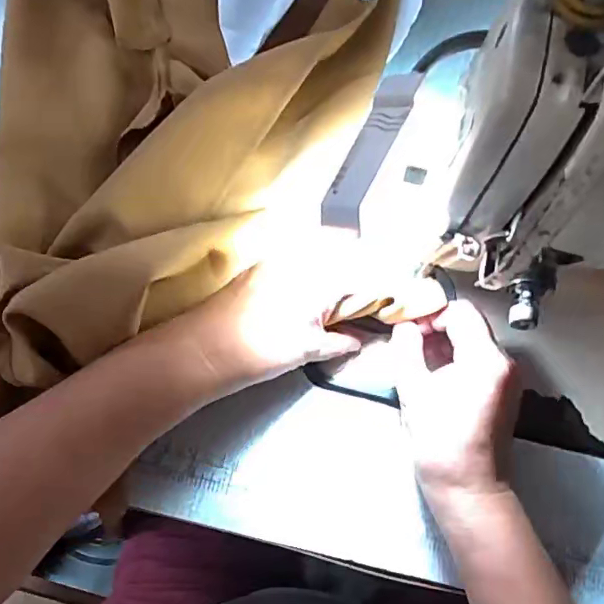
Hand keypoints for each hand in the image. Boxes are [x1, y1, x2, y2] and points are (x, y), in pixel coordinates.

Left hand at [150, 259, 370, 397]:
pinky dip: (315, 272)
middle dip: (366, 274)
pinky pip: (300, 259)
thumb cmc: (256, 350)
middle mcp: (302, 256)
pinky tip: (315, 296)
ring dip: (340, 270)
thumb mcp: (307, 350)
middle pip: (349, 253)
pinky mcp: (261, 267)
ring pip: (324, 253)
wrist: (202, 348)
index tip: (401, 301)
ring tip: (346, 301)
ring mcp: (279, 258)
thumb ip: (339, 341)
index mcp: (322, 274)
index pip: (369, 272)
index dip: (387, 287)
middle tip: (375, 301)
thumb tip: (357, 340)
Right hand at [391, 299, 519, 499]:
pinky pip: (476, 364)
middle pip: (468, 326)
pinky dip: (453, 363)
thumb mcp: (413, 392)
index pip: (460, 312)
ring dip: (442, 347)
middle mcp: (504, 363)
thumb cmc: (440, 444)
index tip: (406, 327)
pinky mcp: (502, 393)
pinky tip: (432, 380)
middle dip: (434, 330)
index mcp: (486, 359)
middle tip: (405, 344)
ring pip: (471, 345)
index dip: (429, 314)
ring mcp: (507, 379)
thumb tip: (404, 327)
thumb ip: (407, 351)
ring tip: (414, 364)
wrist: (467, 487)